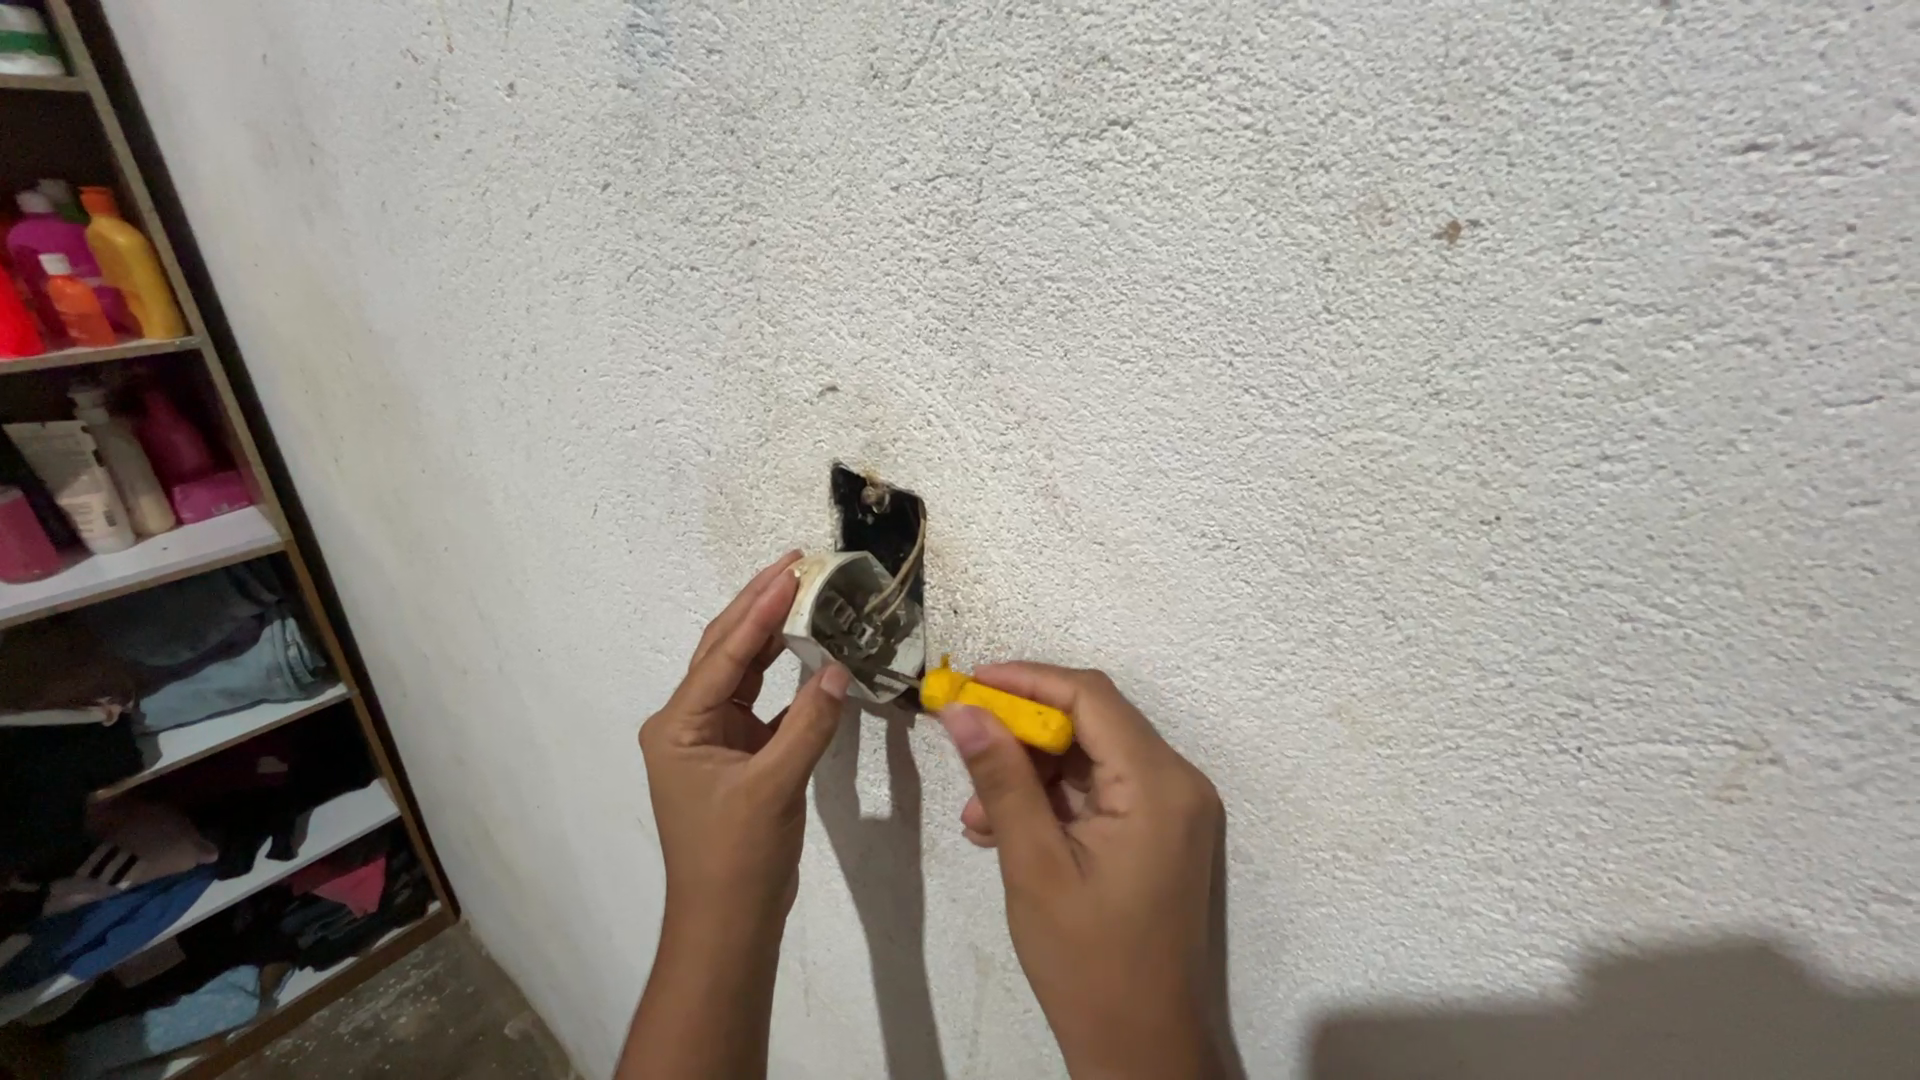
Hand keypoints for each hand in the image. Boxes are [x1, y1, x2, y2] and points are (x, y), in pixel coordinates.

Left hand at [638, 552, 850, 931]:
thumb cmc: (738, 856)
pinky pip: (761, 702)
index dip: (760, 610)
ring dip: (771, 636)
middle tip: (794, 564)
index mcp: (679, 725)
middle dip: (758, 606)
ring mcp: (711, 738)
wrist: (728, 921)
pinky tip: (810, 656)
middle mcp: (687, 723)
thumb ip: (809, 723)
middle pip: (726, 651)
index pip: (725, 654)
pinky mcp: (736, 754)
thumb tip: (840, 668)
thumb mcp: (775, 786)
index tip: (791, 570)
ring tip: (801, 594)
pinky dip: (785, 678)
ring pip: (742, 672)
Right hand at [940, 664, 1225, 1079]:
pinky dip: (1054, 798)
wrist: (1142, 1050)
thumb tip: (962, 709)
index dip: (1027, 679)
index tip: (970, 682)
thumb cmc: (1087, 963)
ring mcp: (1173, 807)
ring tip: (977, 813)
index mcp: (1158, 785)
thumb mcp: (1033, 864)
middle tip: (966, 743)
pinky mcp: (1161, 829)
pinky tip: (1004, 829)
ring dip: (1032, 771)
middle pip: (1092, 721)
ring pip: (1091, 755)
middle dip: (1023, 730)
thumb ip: (1001, 777)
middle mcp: (1177, 782)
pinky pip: (1101, 789)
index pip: (1091, 697)